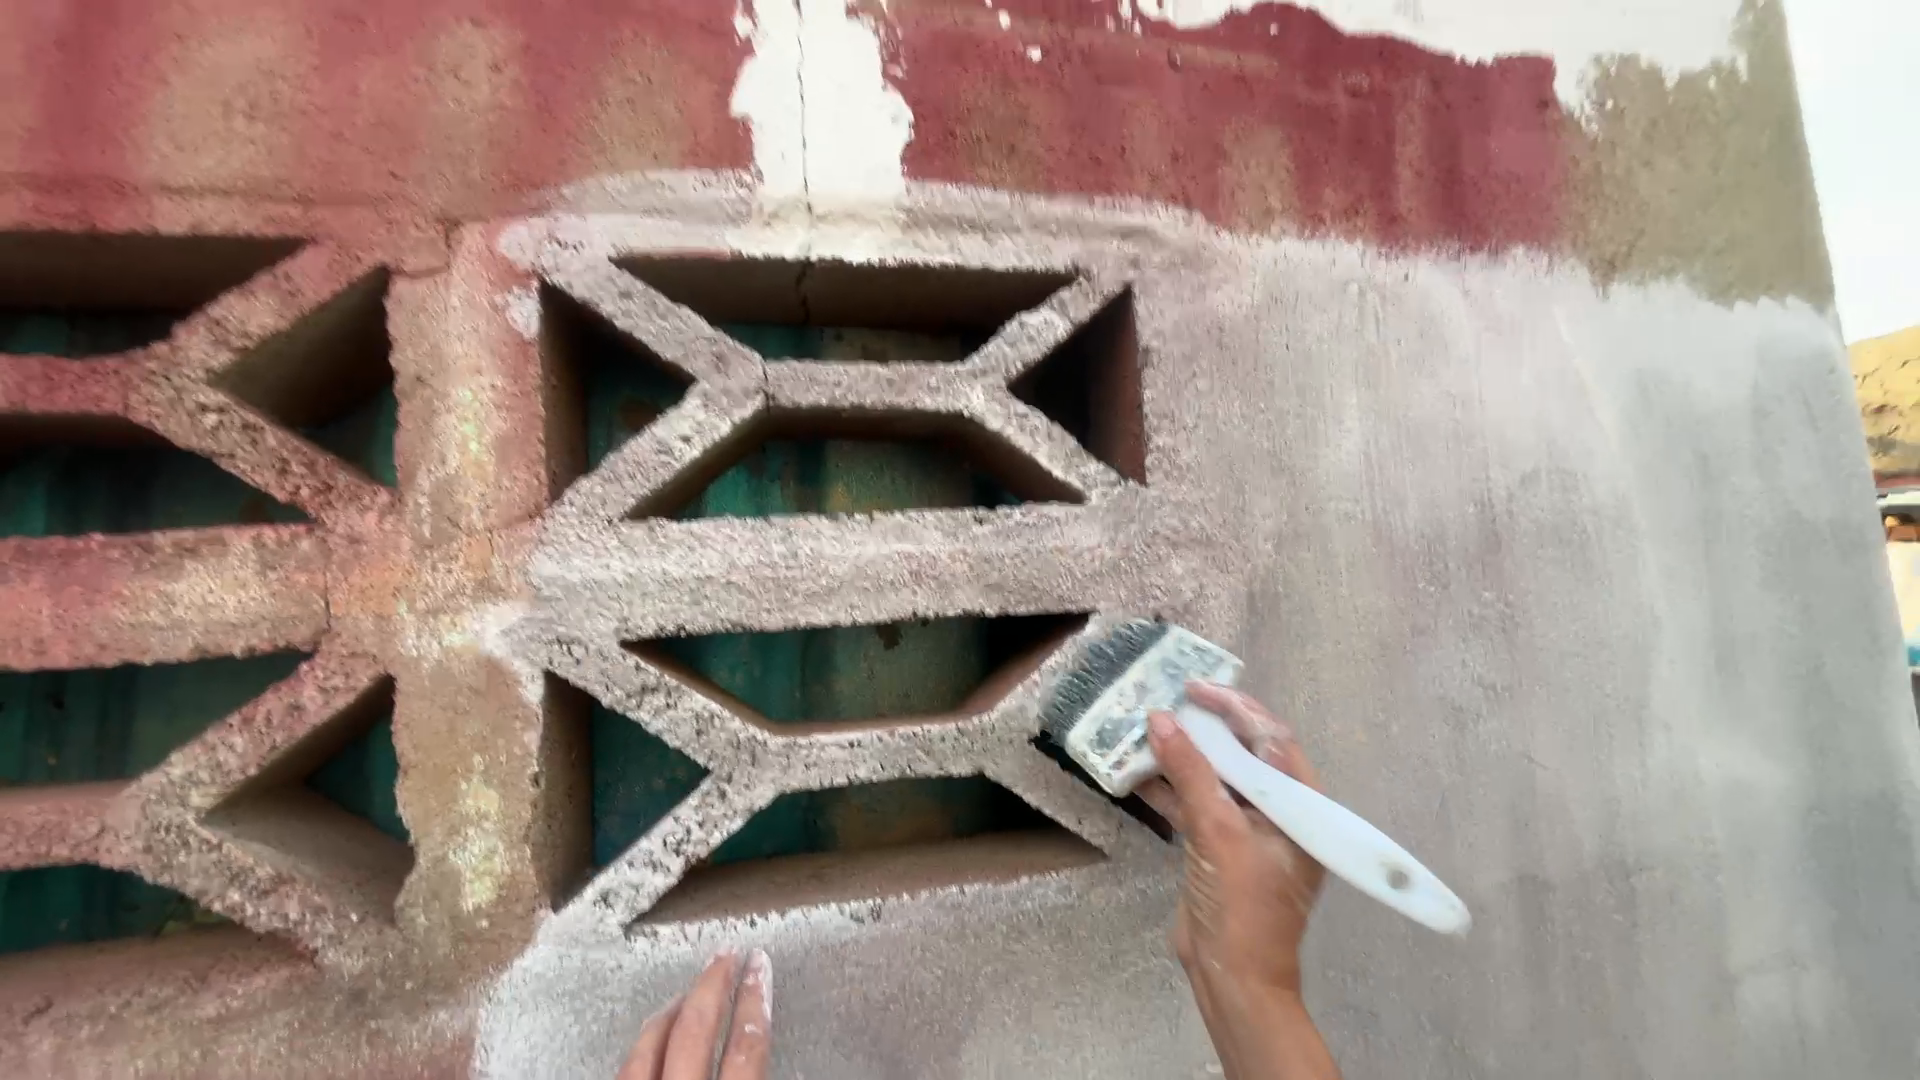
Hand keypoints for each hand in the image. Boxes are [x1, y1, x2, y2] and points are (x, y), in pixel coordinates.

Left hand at [618, 949, 771, 1079]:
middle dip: (713, 984)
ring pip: (650, 1045)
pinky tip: (650, 1036)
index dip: (754, 999)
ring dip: (672, 1010)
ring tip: (687, 989)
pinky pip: (625, 1066)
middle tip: (726, 953)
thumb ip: (751, 1073)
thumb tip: (770, 1046)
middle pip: (695, 1030)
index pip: (745, 1045)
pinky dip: (643, 1043)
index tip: (759, 967)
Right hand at [1138, 682, 1340, 1079]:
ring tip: (1144, 729)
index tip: (1193, 689)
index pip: (1271, 738)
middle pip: (1240, 753)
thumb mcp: (1218, 832)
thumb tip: (1159, 719)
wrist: (1232, 979)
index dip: (1234, 708)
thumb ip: (1191, 772)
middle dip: (1202, 728)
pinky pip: (1194, 804)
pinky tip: (1136, 772)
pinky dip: (1168, 788)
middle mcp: (1278, 812)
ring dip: (1180, 756)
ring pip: (1212, 777)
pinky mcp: (1217, 846)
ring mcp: (1246, 830)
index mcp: (1300, 807)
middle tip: (1165, 700)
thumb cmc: (1242, 905)